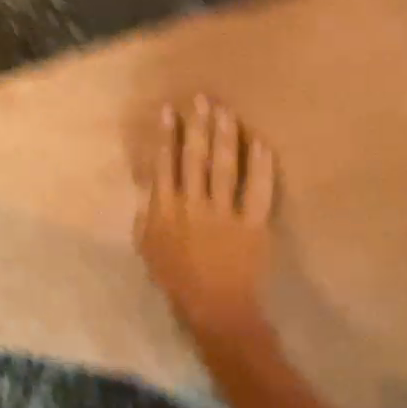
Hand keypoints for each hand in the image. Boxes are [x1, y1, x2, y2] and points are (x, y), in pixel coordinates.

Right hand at [137, 96, 277, 336]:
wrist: (215, 307)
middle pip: (194, 158)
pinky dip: (260, 167)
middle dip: (198, 127)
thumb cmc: (173, 274)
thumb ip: (151, 210)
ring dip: (224, 137)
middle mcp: (191, 203)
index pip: (163, 162)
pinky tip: (261, 145)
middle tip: (202, 100)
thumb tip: (155, 185)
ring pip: (224, 167)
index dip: (166, 135)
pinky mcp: (254, 226)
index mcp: (162, 206)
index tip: (169, 111)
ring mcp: (224, 213)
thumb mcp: (146, 239)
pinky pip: (258, 192)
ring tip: (226, 113)